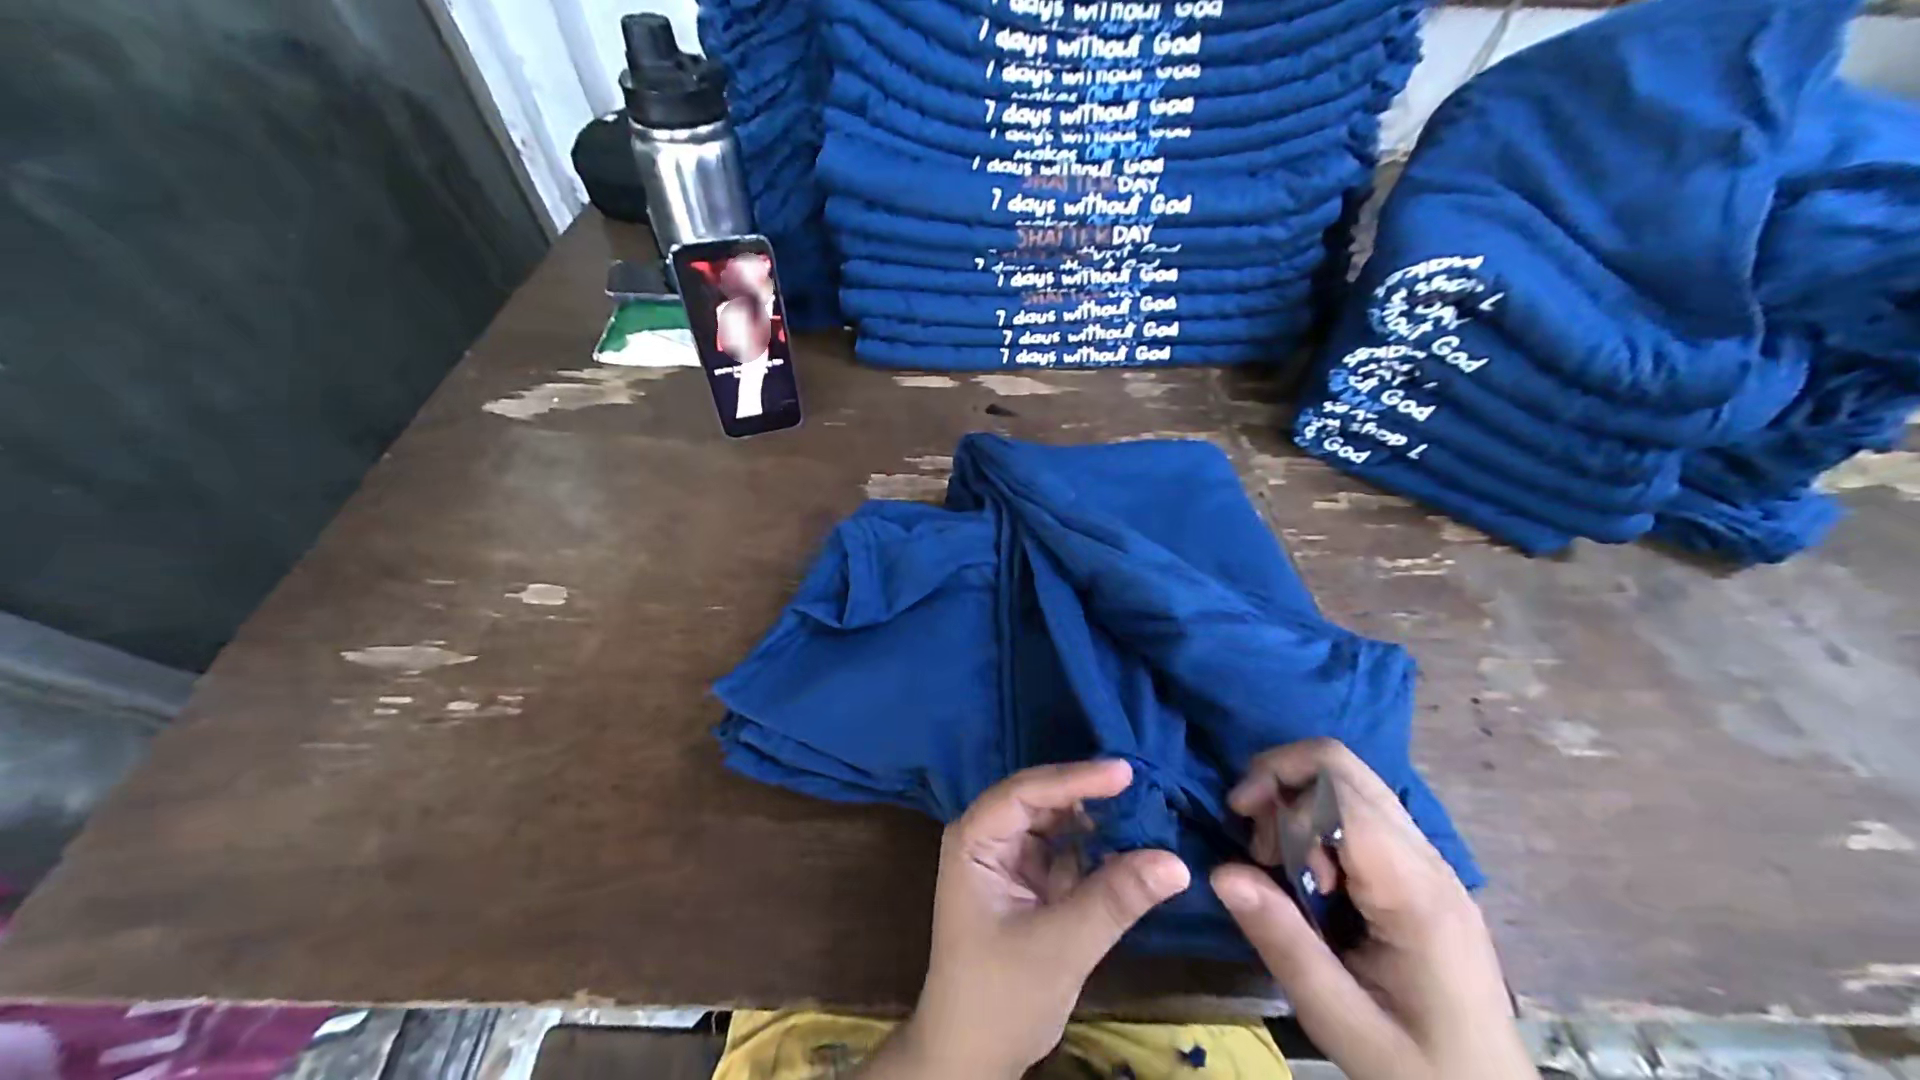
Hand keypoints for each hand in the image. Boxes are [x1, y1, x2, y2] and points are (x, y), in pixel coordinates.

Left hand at [862, 760, 1190, 1079]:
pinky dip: (1101, 848)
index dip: (1075, 779)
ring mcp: (1012, 857)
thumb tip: (1176, 861)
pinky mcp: (1033, 879)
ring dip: (1101, 819)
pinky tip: (1135, 843)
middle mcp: (990, 836)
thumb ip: (1114, 899)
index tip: (1126, 771)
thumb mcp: (1059, 946)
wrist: (975, 1054)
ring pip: (1060, 822)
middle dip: (1092, 795)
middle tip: (1147, 785)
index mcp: (975, 839)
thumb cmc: (1000, 996)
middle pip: (1045, 800)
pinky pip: (1071, 850)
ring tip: (1150, 808)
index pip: (1025, 792)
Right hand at [1211, 739, 1533, 1079]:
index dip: (1280, 796)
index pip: (1338, 793)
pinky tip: (1304, 869)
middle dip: (1278, 779)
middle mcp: (1426, 858)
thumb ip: (1283, 943)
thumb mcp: (1341, 1021)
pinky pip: (1355, 807)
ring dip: (1294, 797)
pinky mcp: (1419, 868)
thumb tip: (1221, 872)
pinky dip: (1313, 815)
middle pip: (1340, 765)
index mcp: (1414, 892)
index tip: (1247, 841)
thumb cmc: (1418, 1071)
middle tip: (1251, 832)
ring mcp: (1428, 859)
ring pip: (1346, 779)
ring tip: (1275, 857)